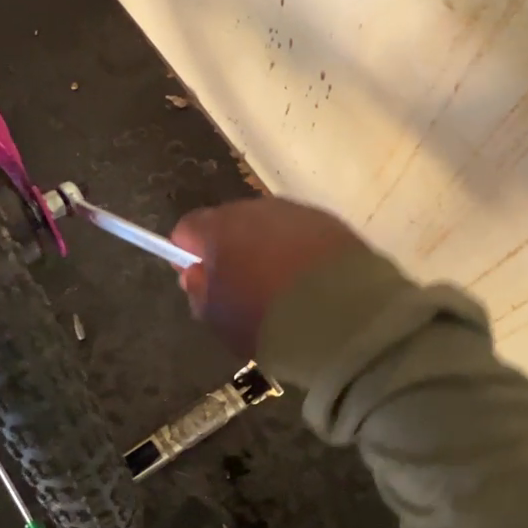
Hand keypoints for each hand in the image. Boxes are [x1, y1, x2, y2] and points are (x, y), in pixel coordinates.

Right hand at [170, 197, 363, 355]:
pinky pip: (301, 235)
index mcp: (219, 228)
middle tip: (238, 287)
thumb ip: (199, 292)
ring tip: (279, 287)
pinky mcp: (332, 223)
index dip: (186, 253)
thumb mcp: (218, 318)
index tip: (195, 279)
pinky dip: (298, 252)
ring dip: (265, 248)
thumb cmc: (264, 319)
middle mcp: (256, 209)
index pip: (187, 229)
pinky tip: (308, 283)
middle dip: (228, 249)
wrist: (342, 317)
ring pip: (267, 226)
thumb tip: (196, 273)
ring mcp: (297, 213)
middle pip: (229, 222)